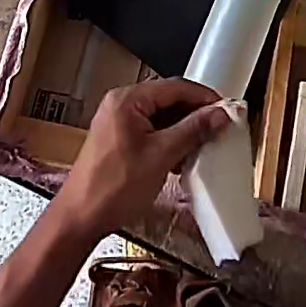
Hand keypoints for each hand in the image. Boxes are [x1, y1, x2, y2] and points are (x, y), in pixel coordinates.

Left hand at [50, 78, 230, 239]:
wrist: (80, 219)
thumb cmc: (112, 187)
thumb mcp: (162, 155)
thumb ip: (193, 130)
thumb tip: (219, 114)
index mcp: (127, 100)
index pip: (175, 87)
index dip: (204, 97)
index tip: (226, 109)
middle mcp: (121, 105)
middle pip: (169, 99)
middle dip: (195, 113)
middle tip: (219, 126)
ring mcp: (118, 122)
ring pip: (162, 116)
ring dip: (184, 128)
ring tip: (205, 143)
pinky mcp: (119, 139)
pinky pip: (152, 130)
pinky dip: (170, 139)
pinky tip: (184, 156)